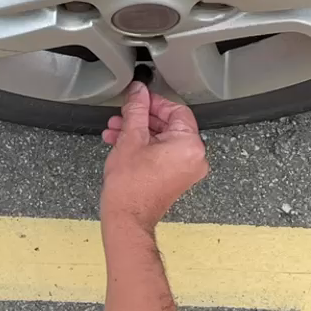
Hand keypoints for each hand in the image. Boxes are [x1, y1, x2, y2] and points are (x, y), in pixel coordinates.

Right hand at [100, 81, 207, 230]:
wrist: (127, 218)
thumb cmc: (130, 187)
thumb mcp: (130, 138)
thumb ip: (136, 110)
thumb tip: (139, 92)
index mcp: (189, 145)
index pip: (176, 110)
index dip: (154, 102)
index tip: (138, 99)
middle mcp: (194, 157)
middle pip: (169, 125)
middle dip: (141, 119)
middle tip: (123, 115)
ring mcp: (186, 169)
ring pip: (163, 139)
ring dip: (139, 132)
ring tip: (116, 130)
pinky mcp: (176, 177)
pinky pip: (163, 153)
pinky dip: (145, 147)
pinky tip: (122, 144)